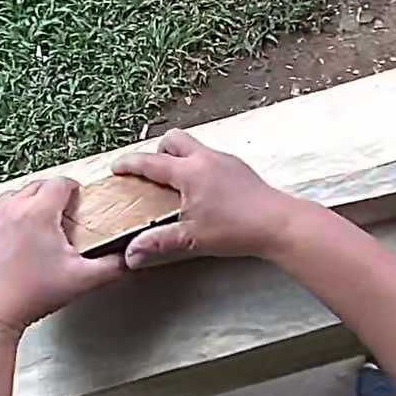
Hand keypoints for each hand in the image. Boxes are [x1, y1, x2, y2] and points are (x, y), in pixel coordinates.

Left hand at [0, 177, 125, 335]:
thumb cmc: (32, 295)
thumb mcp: (83, 279)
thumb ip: (114, 265)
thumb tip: (132, 257)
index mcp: (38, 212)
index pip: (60, 182)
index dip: (74, 187)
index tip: (80, 200)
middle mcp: (9, 208)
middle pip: (37, 185)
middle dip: (52, 194)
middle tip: (64, 213)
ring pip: (12, 195)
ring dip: (28, 202)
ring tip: (38, 222)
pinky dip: (3, 214)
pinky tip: (11, 231)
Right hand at [110, 130, 308, 267]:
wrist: (279, 223)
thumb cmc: (235, 229)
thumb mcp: (192, 238)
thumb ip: (158, 243)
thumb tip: (130, 256)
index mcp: (189, 171)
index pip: (151, 162)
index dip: (130, 164)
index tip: (116, 168)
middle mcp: (207, 158)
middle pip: (175, 140)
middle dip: (158, 152)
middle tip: (151, 175)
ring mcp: (226, 160)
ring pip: (195, 147)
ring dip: (181, 159)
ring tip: (176, 186)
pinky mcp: (240, 168)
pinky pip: (212, 158)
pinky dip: (200, 167)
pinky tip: (203, 192)